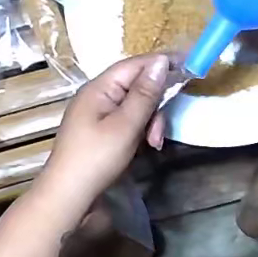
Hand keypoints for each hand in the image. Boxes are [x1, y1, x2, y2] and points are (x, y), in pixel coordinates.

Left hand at [33, 54, 169, 215]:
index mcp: (99, 88)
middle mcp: (97, 95)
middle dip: (155, 105)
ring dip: (150, 122)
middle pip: (137, 86)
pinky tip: (145, 147)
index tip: (189, 65)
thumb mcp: (126, 125)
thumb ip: (145, 93)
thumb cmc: (96, 158)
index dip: (162, 63)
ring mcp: (98, 113)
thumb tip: (161, 61)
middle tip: (160, 131)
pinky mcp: (101, 130)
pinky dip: (140, 131)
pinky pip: (128, 120)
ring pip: (135, 106)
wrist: (68, 196)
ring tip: (152, 144)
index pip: (135, 64)